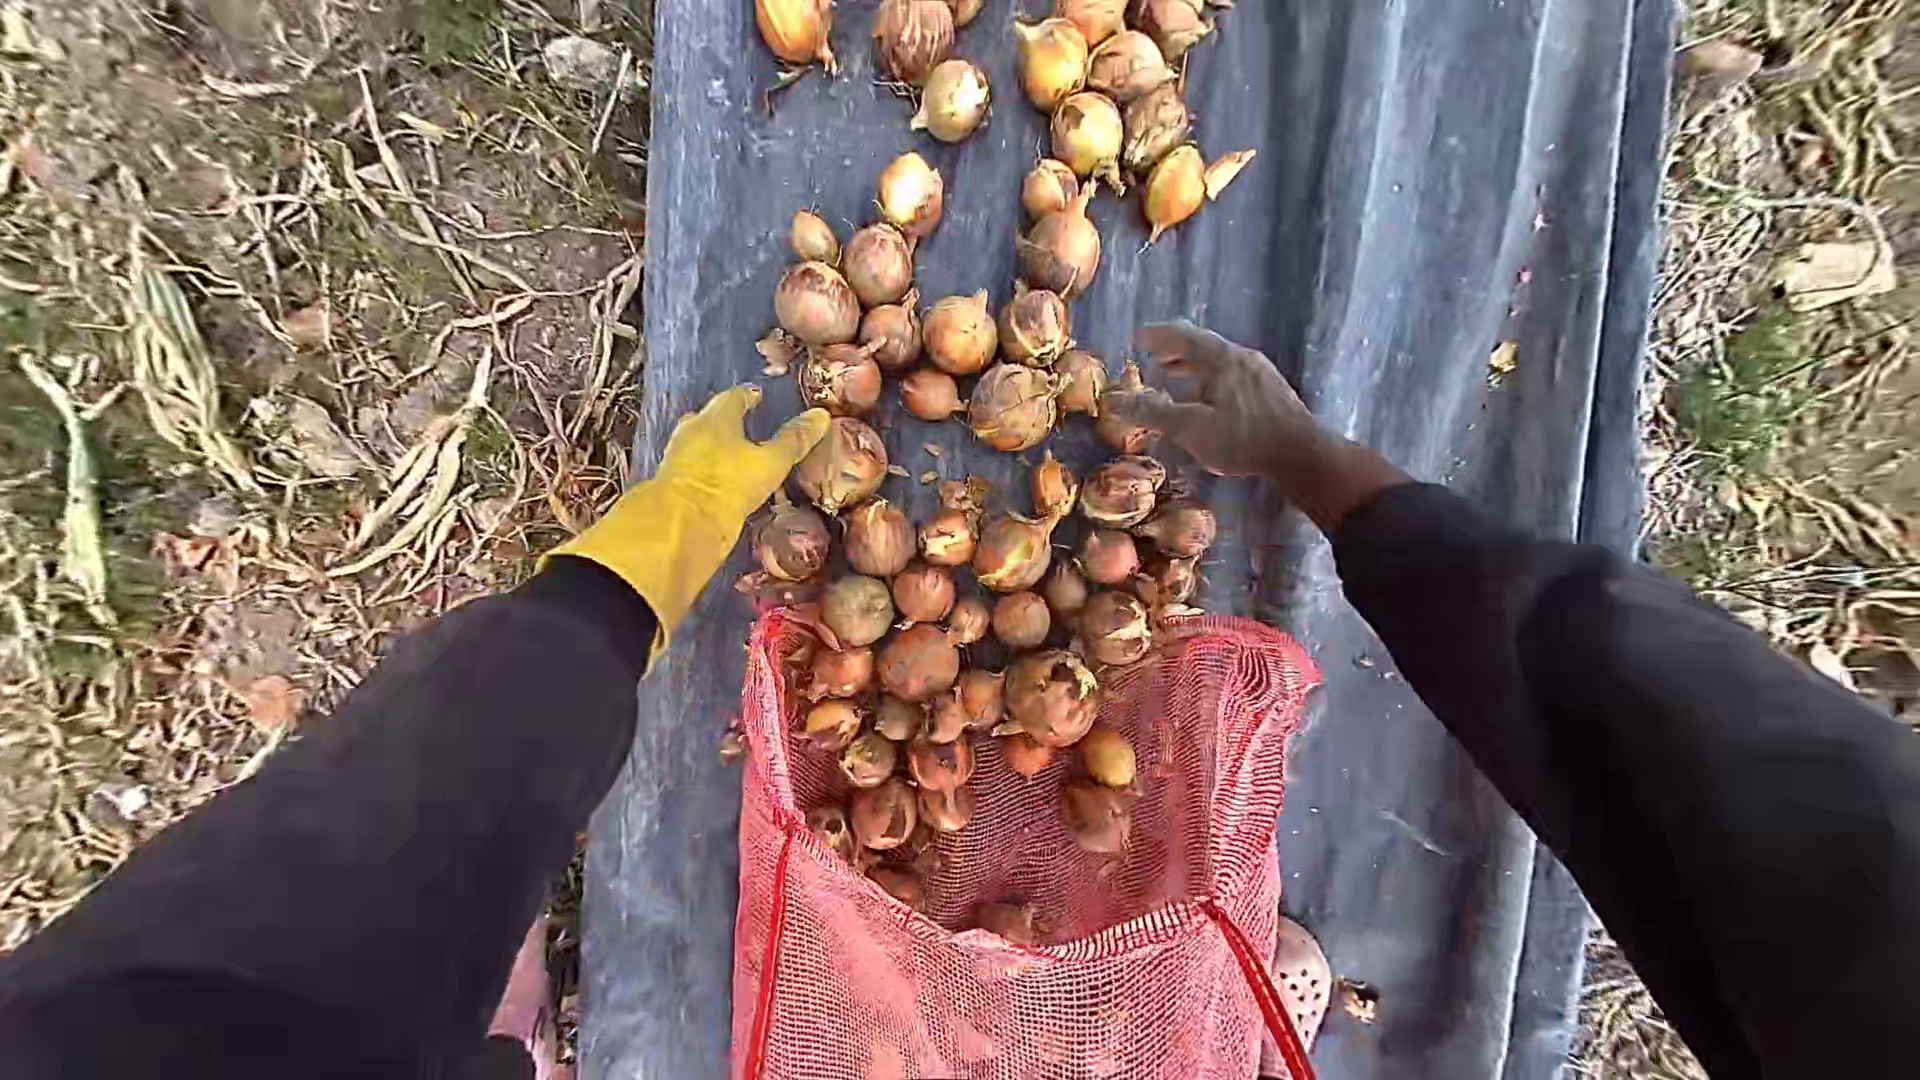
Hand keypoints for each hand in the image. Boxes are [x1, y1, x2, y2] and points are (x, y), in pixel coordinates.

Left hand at [652, 386, 830, 528]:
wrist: (682, 527)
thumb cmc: (727, 484)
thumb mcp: (771, 462)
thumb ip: (794, 440)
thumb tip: (821, 415)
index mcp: (715, 420)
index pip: (733, 398)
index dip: (747, 395)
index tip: (756, 394)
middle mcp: (692, 434)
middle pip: (708, 418)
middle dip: (724, 419)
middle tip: (743, 422)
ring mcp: (679, 461)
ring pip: (698, 445)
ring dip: (714, 446)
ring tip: (734, 453)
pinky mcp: (675, 488)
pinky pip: (694, 471)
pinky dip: (708, 472)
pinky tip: (721, 482)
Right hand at [1106, 320, 1409, 529]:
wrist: (1301, 454)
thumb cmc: (1242, 438)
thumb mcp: (1190, 428)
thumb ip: (1152, 413)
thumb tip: (1114, 402)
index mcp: (1223, 359)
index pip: (1185, 336)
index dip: (1159, 335)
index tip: (1139, 336)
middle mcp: (1243, 359)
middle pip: (1204, 345)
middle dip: (1175, 348)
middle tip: (1154, 352)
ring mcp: (1260, 374)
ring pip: (1219, 361)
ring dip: (1193, 364)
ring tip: (1174, 371)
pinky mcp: (1270, 392)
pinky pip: (1231, 375)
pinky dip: (1209, 378)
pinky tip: (1207, 396)